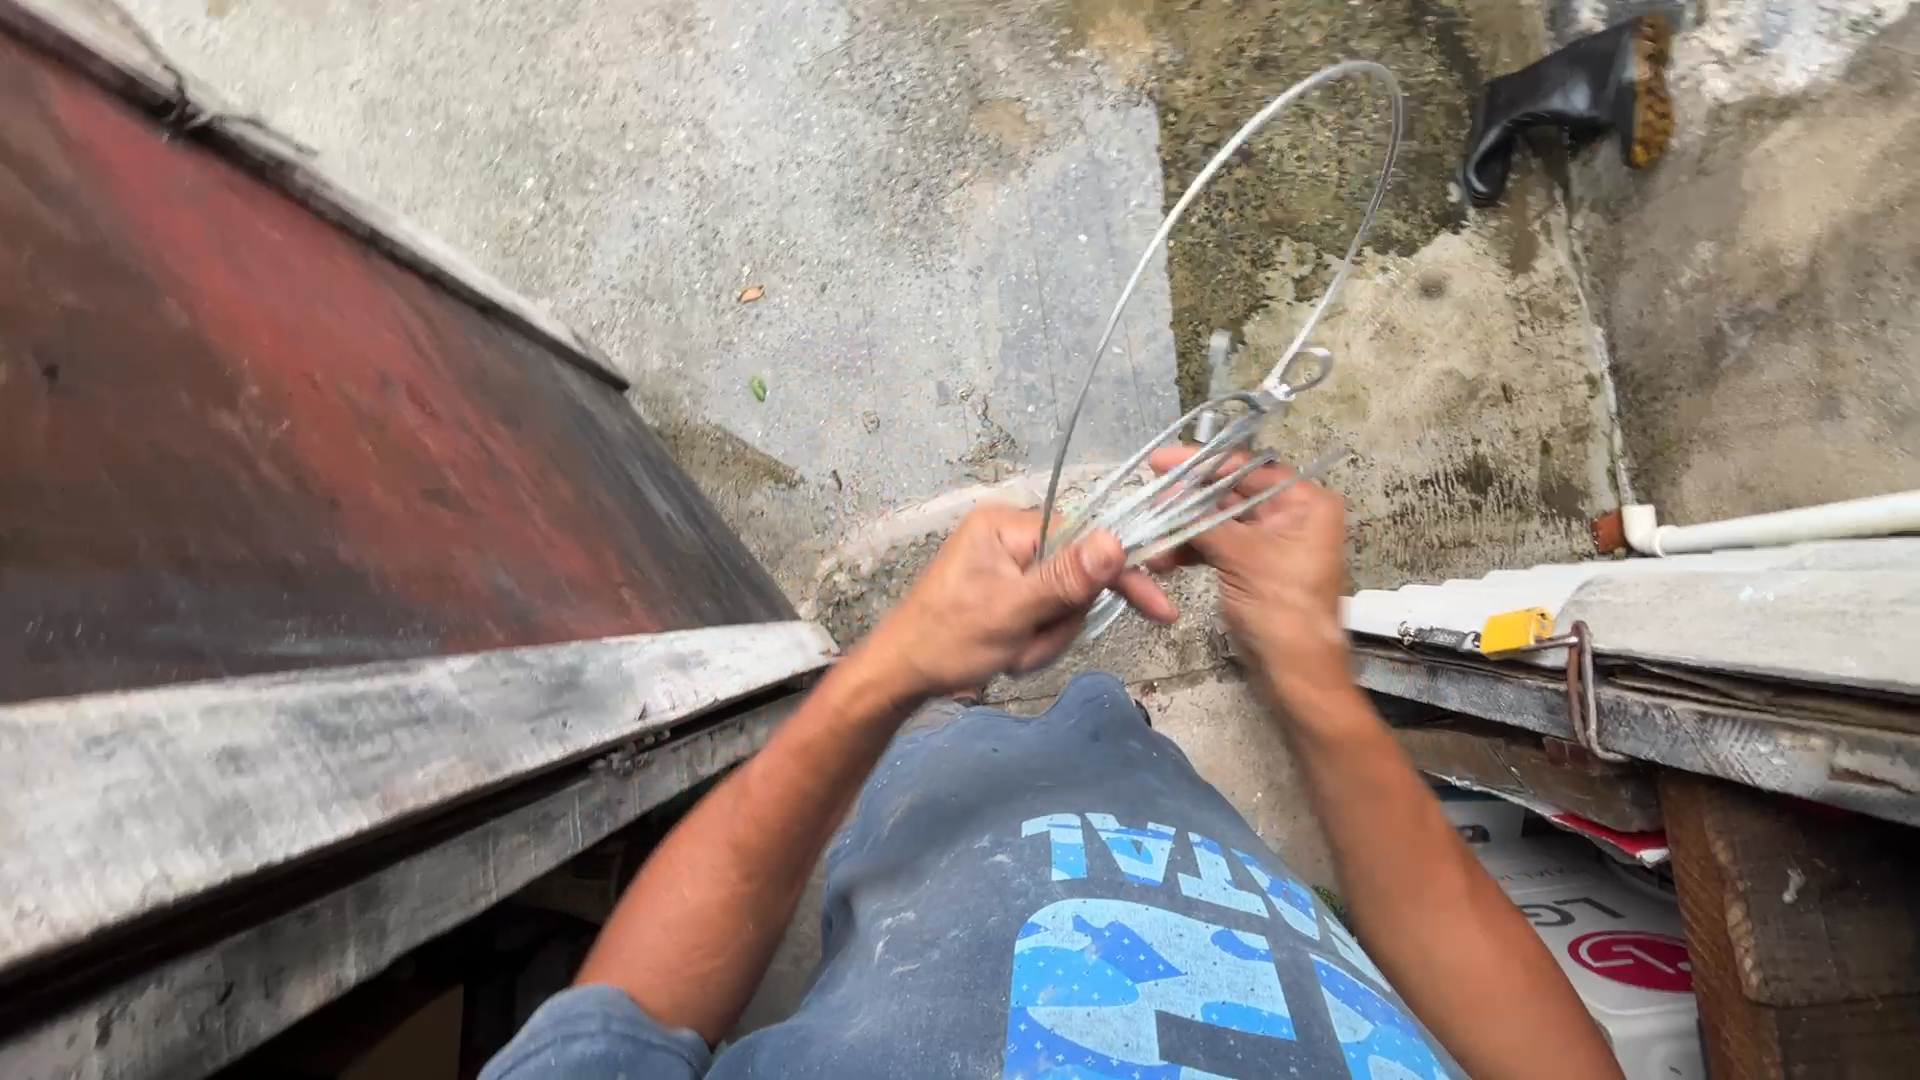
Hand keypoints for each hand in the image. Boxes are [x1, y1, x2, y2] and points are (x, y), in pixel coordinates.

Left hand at [859, 504, 1176, 698]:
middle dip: (1060, 621)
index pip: (1084, 537)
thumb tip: (1115, 541)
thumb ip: (1064, 579)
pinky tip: (1009, 654)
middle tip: (1026, 646)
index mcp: (1006, 525)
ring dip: (1046, 637)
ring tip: (1011, 654)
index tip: (1159, 609)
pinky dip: (1036, 641)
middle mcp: (1011, 536)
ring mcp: (1010, 565)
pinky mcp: (1009, 591)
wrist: (901, 675)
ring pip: (1065, 602)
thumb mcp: (1009, 612)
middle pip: (1078, 574)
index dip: (1118, 575)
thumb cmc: (945, 640)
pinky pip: (1047, 614)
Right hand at [1146, 446, 1351, 699]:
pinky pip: (1216, 544)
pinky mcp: (1251, 564)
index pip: (1245, 468)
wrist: (1294, 670)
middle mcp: (1290, 514)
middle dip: (1186, 500)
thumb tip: (1166, 493)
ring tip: (1152, 534)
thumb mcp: (1240, 556)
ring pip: (1217, 520)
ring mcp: (1270, 540)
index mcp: (1304, 502)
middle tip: (1148, 497)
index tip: (1159, 462)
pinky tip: (1163, 557)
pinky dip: (1191, 549)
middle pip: (1229, 493)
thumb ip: (1202, 520)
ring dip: (1183, 528)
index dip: (1199, 464)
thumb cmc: (1281, 609)